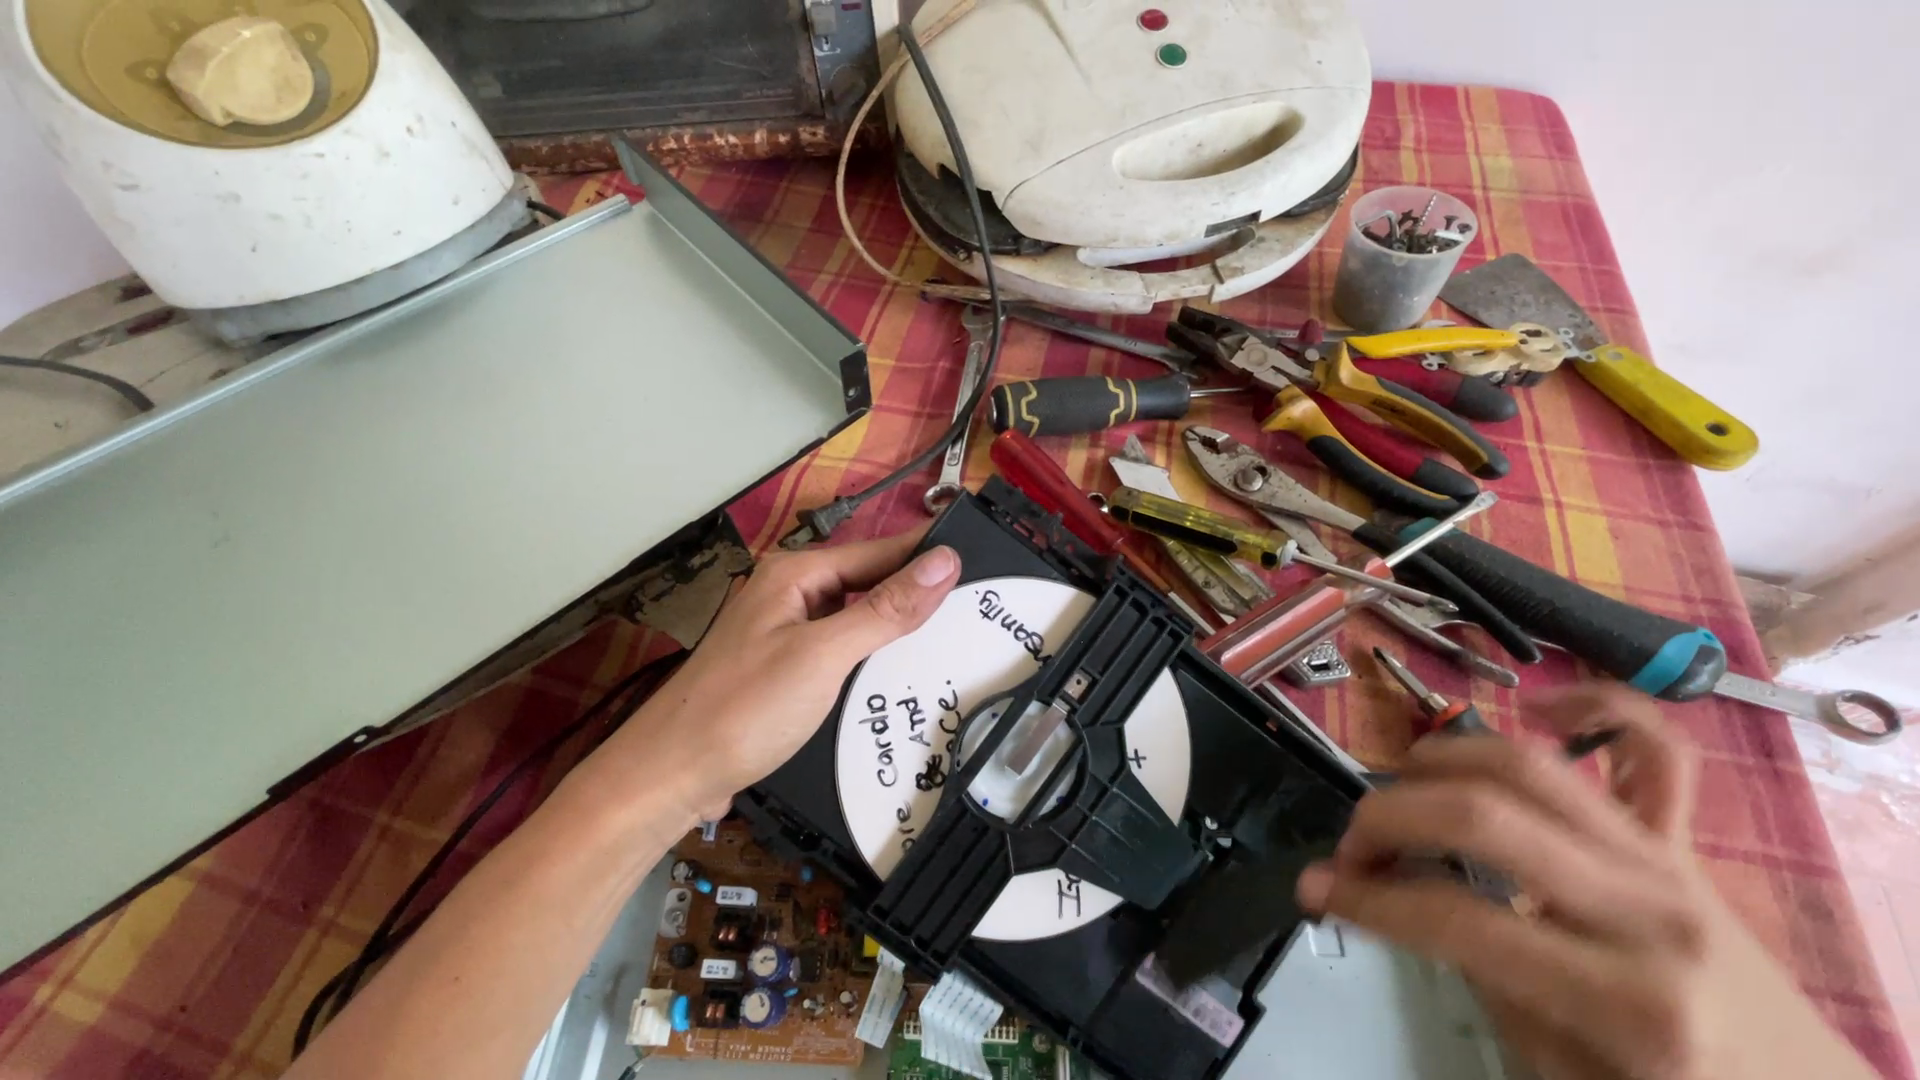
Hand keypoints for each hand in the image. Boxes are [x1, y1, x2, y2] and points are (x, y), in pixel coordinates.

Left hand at [604, 529, 959, 820]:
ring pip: (855, 618)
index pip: (879, 552)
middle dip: (915, 595)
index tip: (981, 561)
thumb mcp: (824, 655)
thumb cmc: (745, 709)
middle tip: (977, 608)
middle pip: (867, 583)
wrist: (673, 774)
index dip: (927, 557)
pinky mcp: (784, 668)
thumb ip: (886, 609)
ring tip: (952, 640)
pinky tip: (897, 675)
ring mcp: (784, 632)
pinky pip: (839, 649)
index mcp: (795, 574)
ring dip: (894, 629)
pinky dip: (869, 657)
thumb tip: (943, 562)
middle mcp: (789, 594)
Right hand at [1296, 685, 1875, 1079]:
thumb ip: (1483, 979)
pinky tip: (1538, 707)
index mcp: (1627, 999)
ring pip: (1534, 766)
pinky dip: (1599, 709)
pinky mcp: (1686, 842)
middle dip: (1389, 819)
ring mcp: (1671, 863)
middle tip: (1355, 847)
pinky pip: (1655, 751)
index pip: (1455, 919)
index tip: (1313, 890)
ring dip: (1443, 760)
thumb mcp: (1560, 1074)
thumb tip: (1403, 900)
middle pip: (1484, 817)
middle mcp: (1649, 911)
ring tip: (1404, 785)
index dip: (1366, 899)